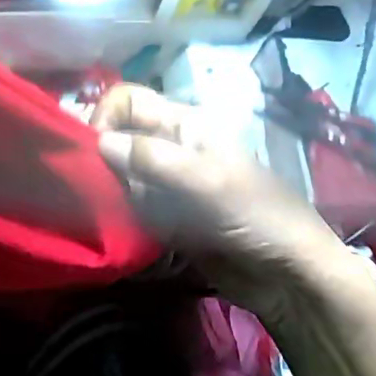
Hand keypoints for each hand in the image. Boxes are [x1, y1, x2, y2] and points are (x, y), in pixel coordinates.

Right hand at [92, 83, 352, 309]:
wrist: (290, 276)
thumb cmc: (254, 214)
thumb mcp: (204, 179)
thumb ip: (150, 158)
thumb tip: (98, 141)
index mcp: (182, 124)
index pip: (128, 99)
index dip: (104, 113)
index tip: (90, 146)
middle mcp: (168, 146)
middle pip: (118, 133)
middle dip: (96, 151)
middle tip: (84, 179)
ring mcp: (165, 182)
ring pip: (118, 170)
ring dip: (104, 184)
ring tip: (94, 204)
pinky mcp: (164, 216)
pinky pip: (129, 203)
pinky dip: (116, 210)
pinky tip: (110, 221)